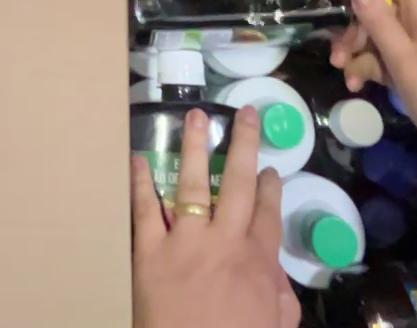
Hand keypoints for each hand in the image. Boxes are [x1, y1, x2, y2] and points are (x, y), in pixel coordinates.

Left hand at [131, 105, 300, 327]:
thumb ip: (279, 303)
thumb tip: (278, 276)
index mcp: (256, 265)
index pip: (268, 215)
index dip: (271, 189)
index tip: (271, 168)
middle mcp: (224, 243)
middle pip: (239, 185)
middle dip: (244, 145)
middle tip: (245, 113)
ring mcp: (185, 243)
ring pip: (194, 184)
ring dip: (195, 147)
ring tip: (194, 116)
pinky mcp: (149, 251)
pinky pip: (145, 210)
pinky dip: (140, 183)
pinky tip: (137, 158)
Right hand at [328, 0, 416, 175]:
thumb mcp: (405, 60)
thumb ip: (379, 21)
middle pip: (379, 9)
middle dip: (353, 25)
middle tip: (334, 48)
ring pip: (377, 37)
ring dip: (356, 50)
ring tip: (342, 71)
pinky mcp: (415, 75)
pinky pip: (384, 61)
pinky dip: (367, 69)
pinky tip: (355, 85)